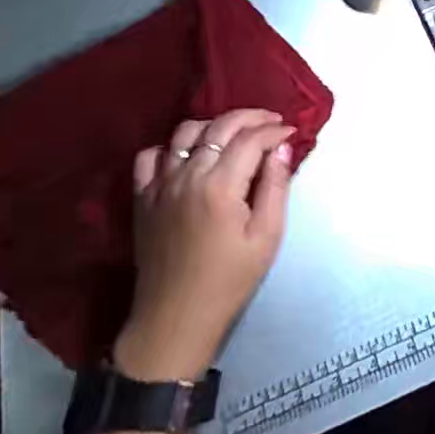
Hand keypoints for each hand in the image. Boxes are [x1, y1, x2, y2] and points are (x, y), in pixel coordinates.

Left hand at [113, 109, 296, 380]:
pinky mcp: (143, 197)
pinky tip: (191, 156)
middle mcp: (187, 177)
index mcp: (220, 187)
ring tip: (236, 135)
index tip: (292, 133)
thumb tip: (282, 148)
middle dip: (251, 118)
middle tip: (273, 123)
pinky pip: (151, 156)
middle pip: (219, 127)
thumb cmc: (231, 278)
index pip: (250, 140)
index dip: (275, 131)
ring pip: (185, 133)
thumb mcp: (267, 235)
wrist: (177, 315)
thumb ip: (275, 187)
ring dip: (215, 126)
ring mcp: (160, 185)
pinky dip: (172, 147)